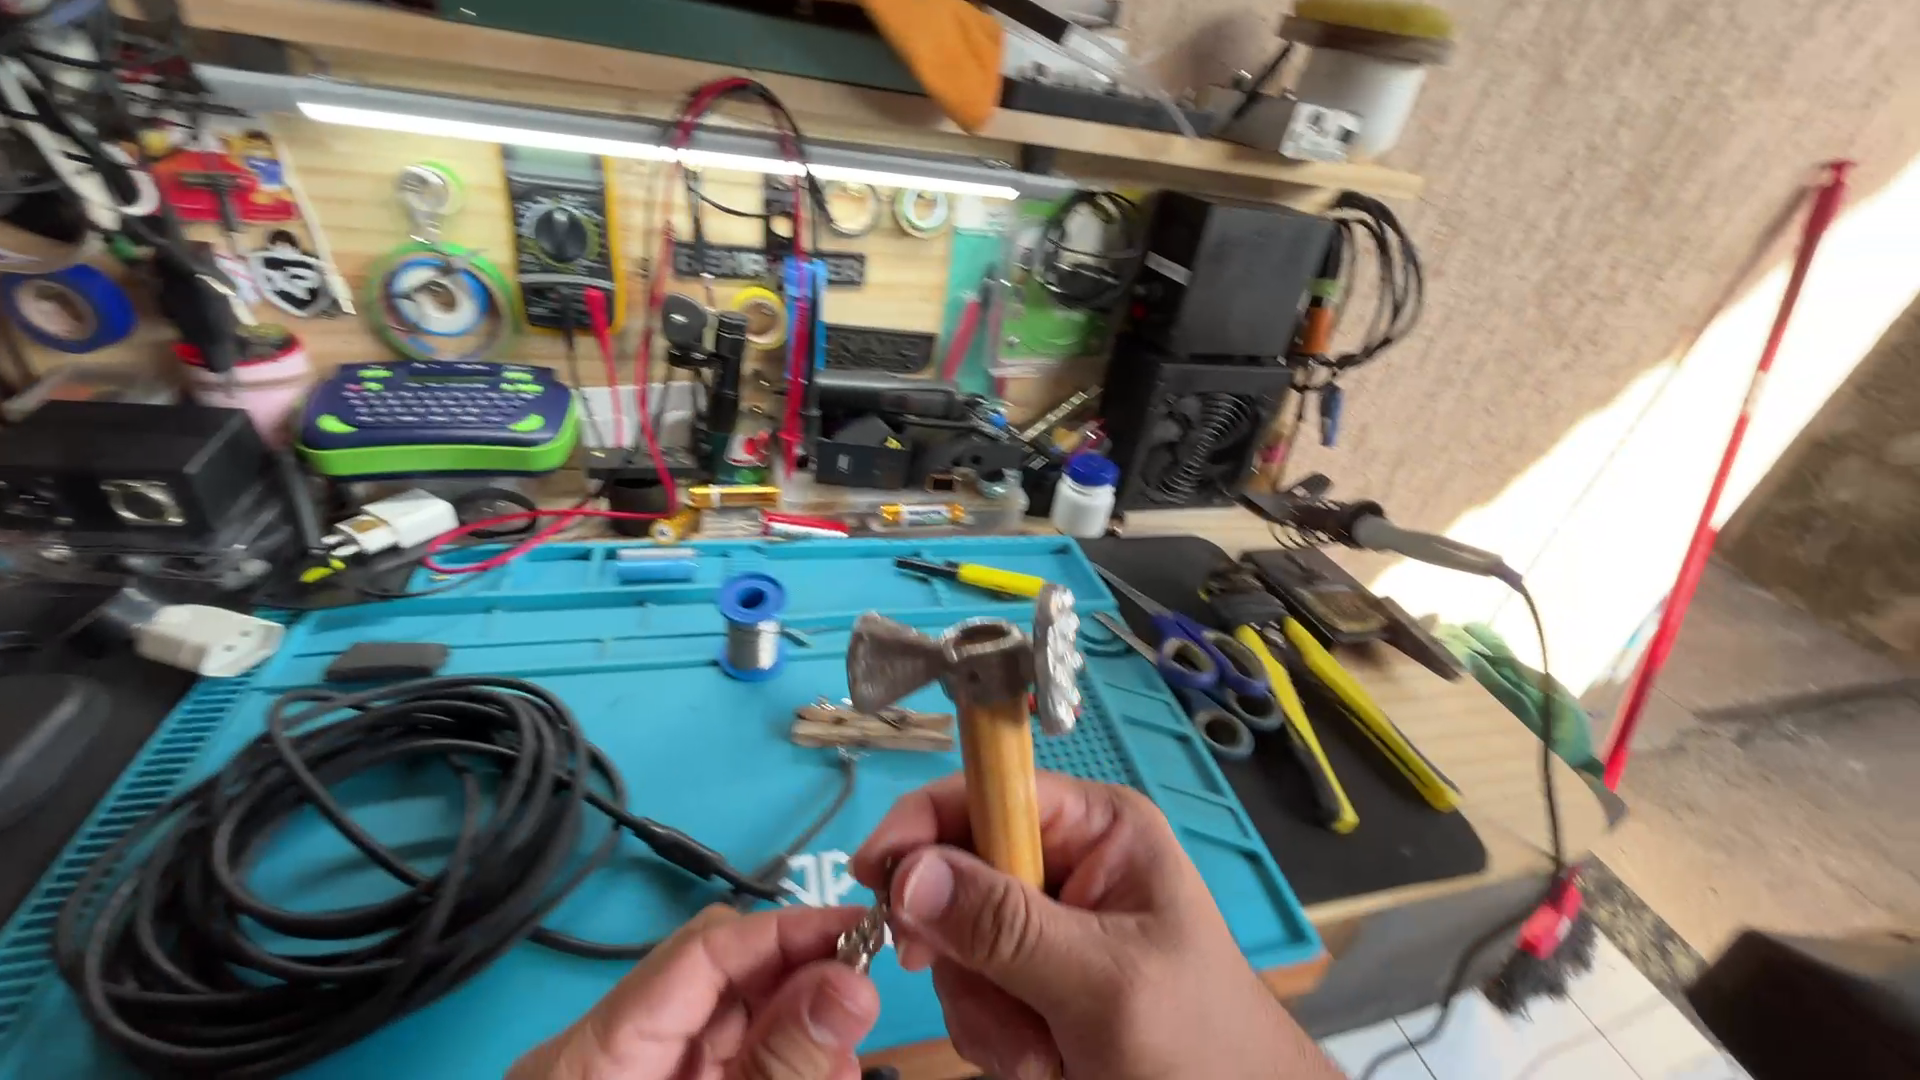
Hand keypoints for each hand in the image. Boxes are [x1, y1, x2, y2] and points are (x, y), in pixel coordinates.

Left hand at [506, 904, 878, 1079]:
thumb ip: (779, 1067)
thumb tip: (851, 983)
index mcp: (592, 1056)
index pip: (702, 952)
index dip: (786, 930)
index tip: (863, 929)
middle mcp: (608, 1050)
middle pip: (716, 975)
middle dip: (796, 980)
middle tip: (859, 1006)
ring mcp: (633, 1076)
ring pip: (729, 1015)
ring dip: (795, 1024)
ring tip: (840, 1064)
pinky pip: (726, 1057)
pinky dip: (777, 1061)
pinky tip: (817, 1076)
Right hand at [853, 772, 1340, 1079]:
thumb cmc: (1198, 1046)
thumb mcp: (1103, 983)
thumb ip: (1006, 927)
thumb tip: (906, 873)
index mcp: (1096, 825)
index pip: (990, 790)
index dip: (927, 820)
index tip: (873, 873)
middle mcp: (1065, 858)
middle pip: (961, 868)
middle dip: (964, 943)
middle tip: (978, 993)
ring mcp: (1046, 918)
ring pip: (957, 935)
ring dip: (983, 1002)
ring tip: (1039, 1049)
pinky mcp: (1032, 972)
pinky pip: (971, 982)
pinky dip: (991, 1028)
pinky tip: (1040, 1057)